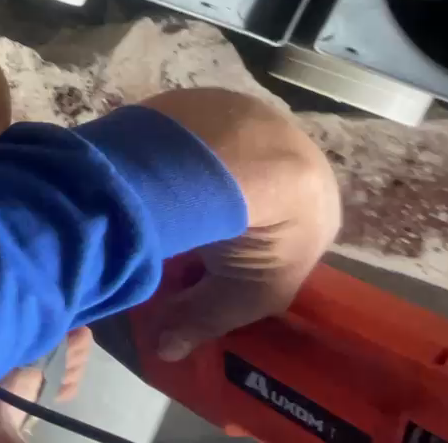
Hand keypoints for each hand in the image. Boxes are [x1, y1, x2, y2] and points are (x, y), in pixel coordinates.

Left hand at [132, 88, 340, 361]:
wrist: (236, 154)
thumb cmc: (261, 228)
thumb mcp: (249, 290)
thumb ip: (205, 318)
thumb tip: (166, 351)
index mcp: (311, 196)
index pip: (274, 219)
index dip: (236, 235)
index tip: (199, 246)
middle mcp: (278, 149)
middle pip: (239, 178)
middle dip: (209, 197)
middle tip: (169, 215)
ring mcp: (234, 116)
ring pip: (205, 148)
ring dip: (181, 165)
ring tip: (146, 187)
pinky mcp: (194, 96)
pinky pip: (174, 123)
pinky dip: (157, 140)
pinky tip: (135, 155)